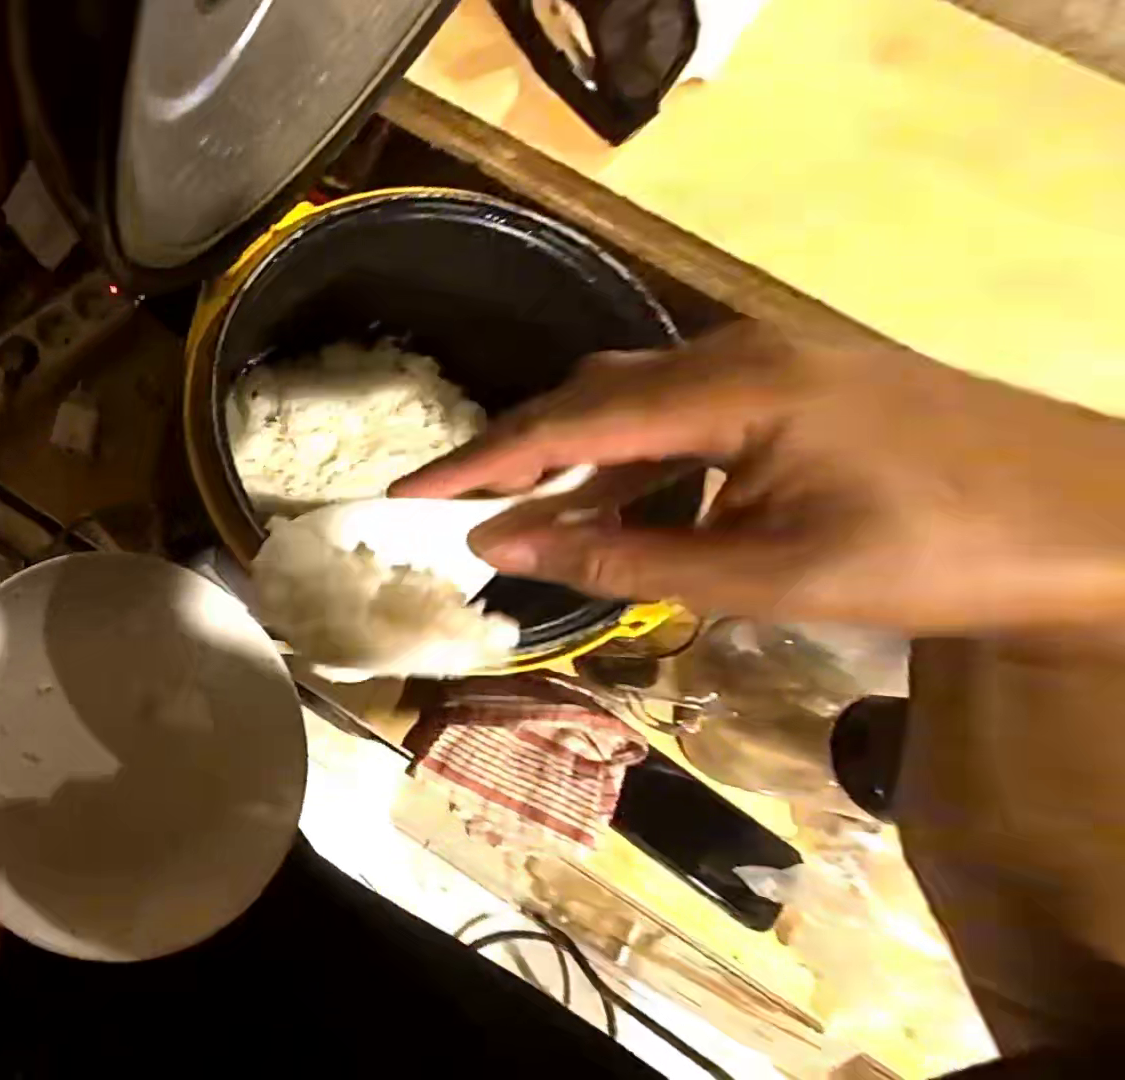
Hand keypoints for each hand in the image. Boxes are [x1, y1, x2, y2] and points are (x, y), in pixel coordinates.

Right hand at [390, 323, 1124, 631]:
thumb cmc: (945, 557)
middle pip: (578, 398)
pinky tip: (592, 502)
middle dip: (501, 454)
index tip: (407, 492)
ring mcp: (751, 361)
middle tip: (440, 501)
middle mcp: (729, 352)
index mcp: (732, 387)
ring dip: (554, 457)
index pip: (565, 421)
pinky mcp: (768, 383)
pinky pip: (657, 415)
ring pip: (612, 402)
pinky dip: (609, 462)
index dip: (477, 462)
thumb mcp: (761, 576)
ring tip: (504, 507)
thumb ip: (614, 558)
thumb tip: (494, 545)